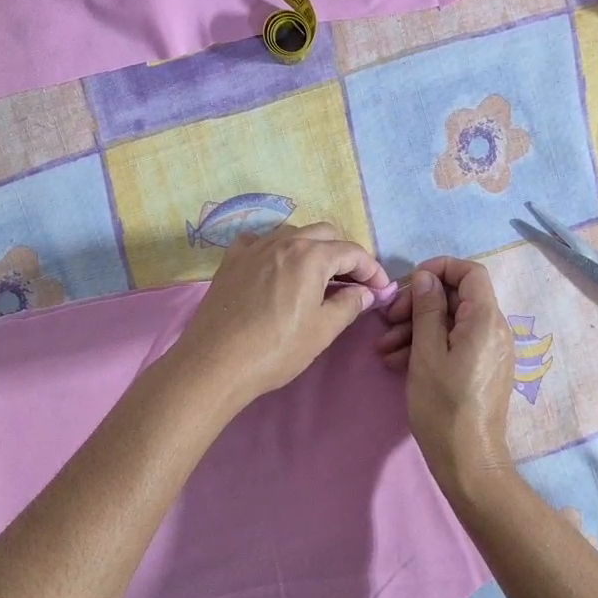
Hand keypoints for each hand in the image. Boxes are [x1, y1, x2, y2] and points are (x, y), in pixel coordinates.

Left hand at [172, 223, 389, 408]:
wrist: (215, 363)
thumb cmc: (276, 349)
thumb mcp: (322, 330)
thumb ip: (349, 305)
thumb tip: (364, 292)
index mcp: (311, 256)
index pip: (352, 252)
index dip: (372, 269)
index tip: (382, 289)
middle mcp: (284, 242)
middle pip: (325, 234)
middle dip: (344, 254)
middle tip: (354, 282)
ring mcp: (254, 248)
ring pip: (293, 234)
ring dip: (312, 248)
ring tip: (319, 277)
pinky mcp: (232, 261)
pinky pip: (260, 241)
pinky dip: (276, 248)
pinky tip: (277, 267)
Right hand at [376, 258, 515, 494]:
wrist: (468, 460)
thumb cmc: (443, 406)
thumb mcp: (427, 353)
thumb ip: (427, 310)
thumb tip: (426, 277)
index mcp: (486, 320)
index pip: (471, 272)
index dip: (439, 269)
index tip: (409, 284)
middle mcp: (496, 330)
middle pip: (457, 297)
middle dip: (419, 304)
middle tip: (388, 320)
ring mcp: (491, 351)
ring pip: (452, 322)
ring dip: (417, 328)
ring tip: (384, 349)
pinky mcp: (483, 369)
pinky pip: (457, 343)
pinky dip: (429, 346)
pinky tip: (398, 362)